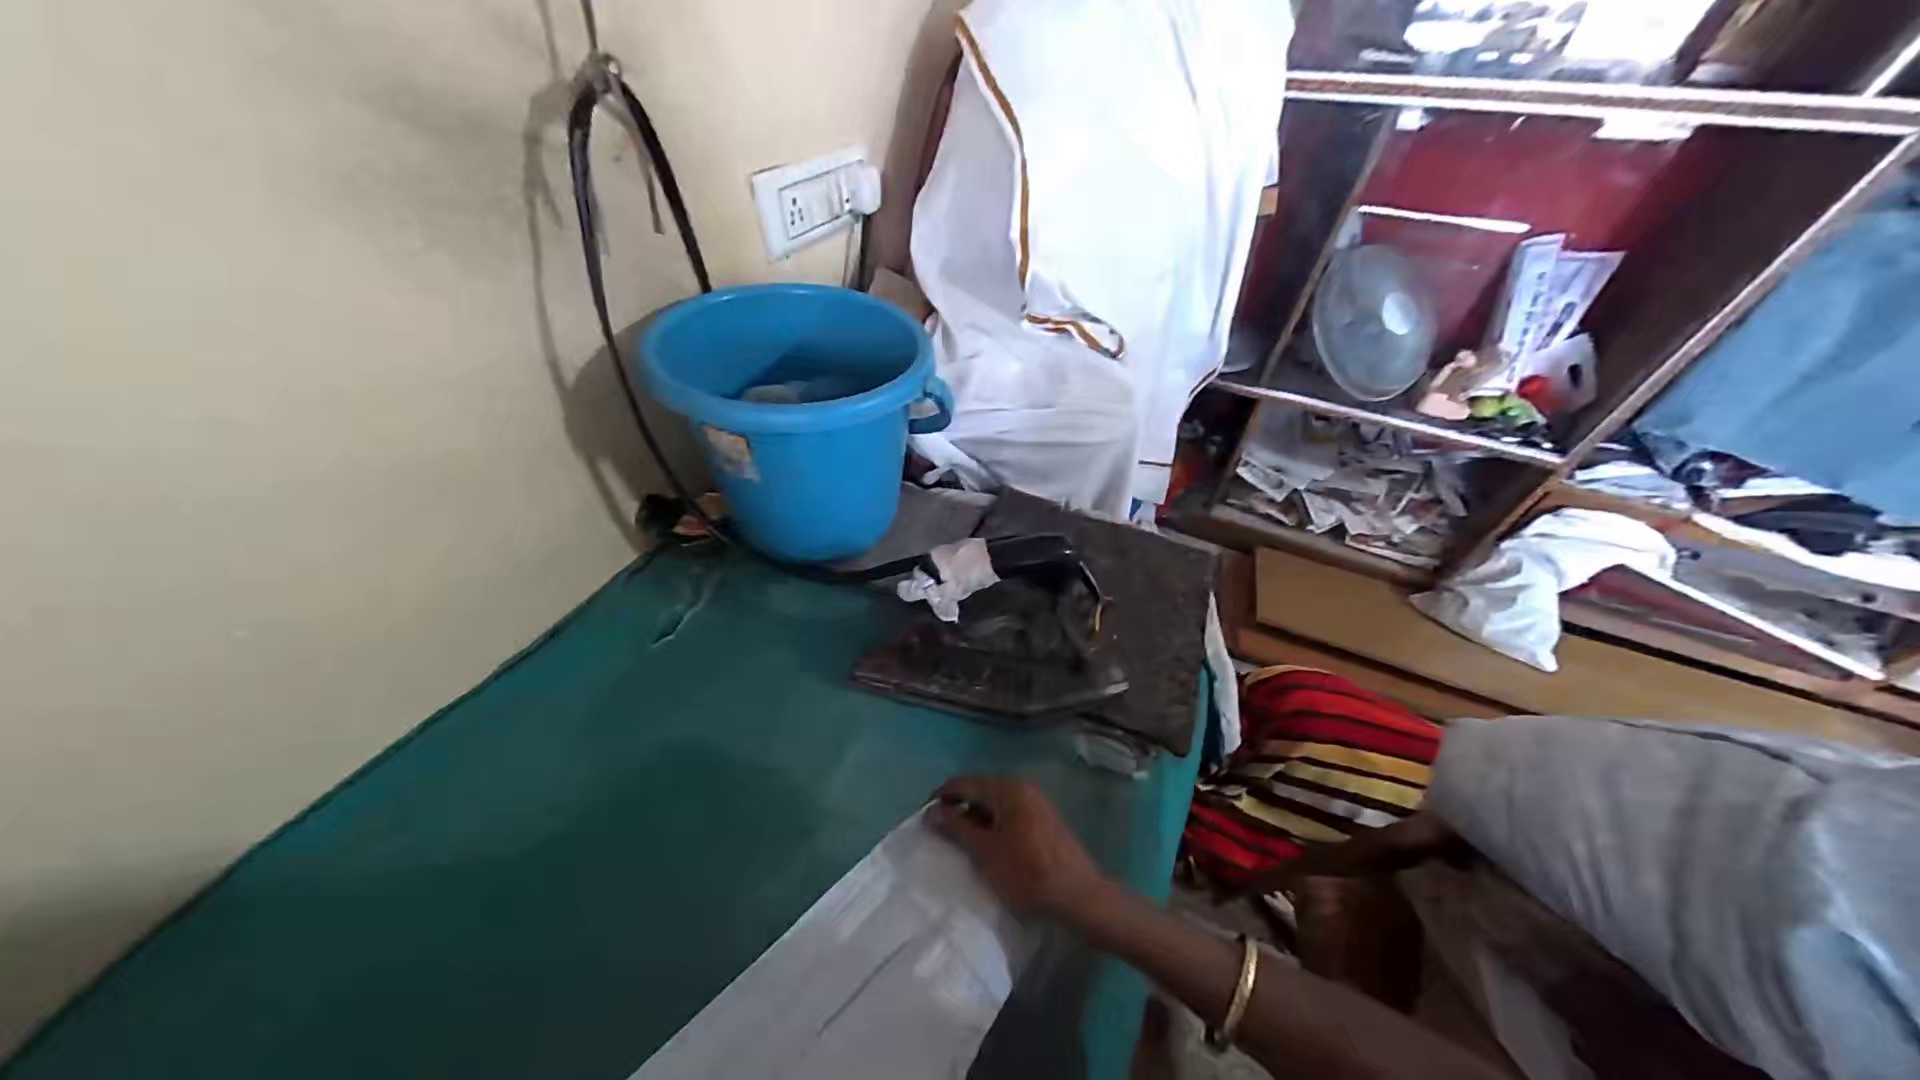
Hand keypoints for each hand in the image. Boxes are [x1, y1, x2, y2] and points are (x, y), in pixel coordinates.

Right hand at [927, 775, 1107, 917]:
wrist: (1079, 898)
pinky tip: (985, 851)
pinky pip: (1008, 817)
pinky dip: (992, 828)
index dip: (940, 798)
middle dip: (957, 810)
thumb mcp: (985, 852)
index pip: (963, 783)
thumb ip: (956, 828)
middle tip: (938, 836)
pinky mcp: (1043, 822)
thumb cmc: (1028, 873)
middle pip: (979, 792)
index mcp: (1008, 788)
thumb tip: (931, 811)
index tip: (922, 820)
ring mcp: (1036, 804)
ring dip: (974, 822)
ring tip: (959, 847)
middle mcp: (1023, 788)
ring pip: (994, 806)